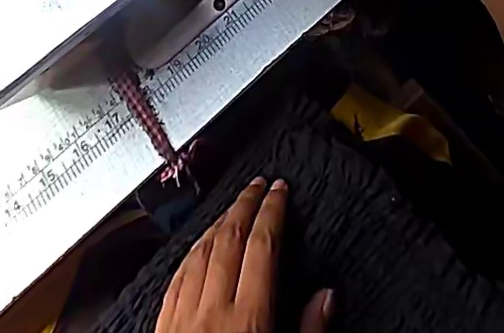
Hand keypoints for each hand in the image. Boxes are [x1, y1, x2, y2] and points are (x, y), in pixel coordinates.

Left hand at [158, 178, 331, 332]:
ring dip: (219, 222)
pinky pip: (177, 277)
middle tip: (260, 185)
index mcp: (246, 323)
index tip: (281, 189)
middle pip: (229, 238)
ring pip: (200, 251)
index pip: (261, 246)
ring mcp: (180, 322)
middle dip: (246, 204)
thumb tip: (327, 295)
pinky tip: (199, 247)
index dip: (273, 210)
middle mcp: (210, 314)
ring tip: (235, 207)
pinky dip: (192, 251)